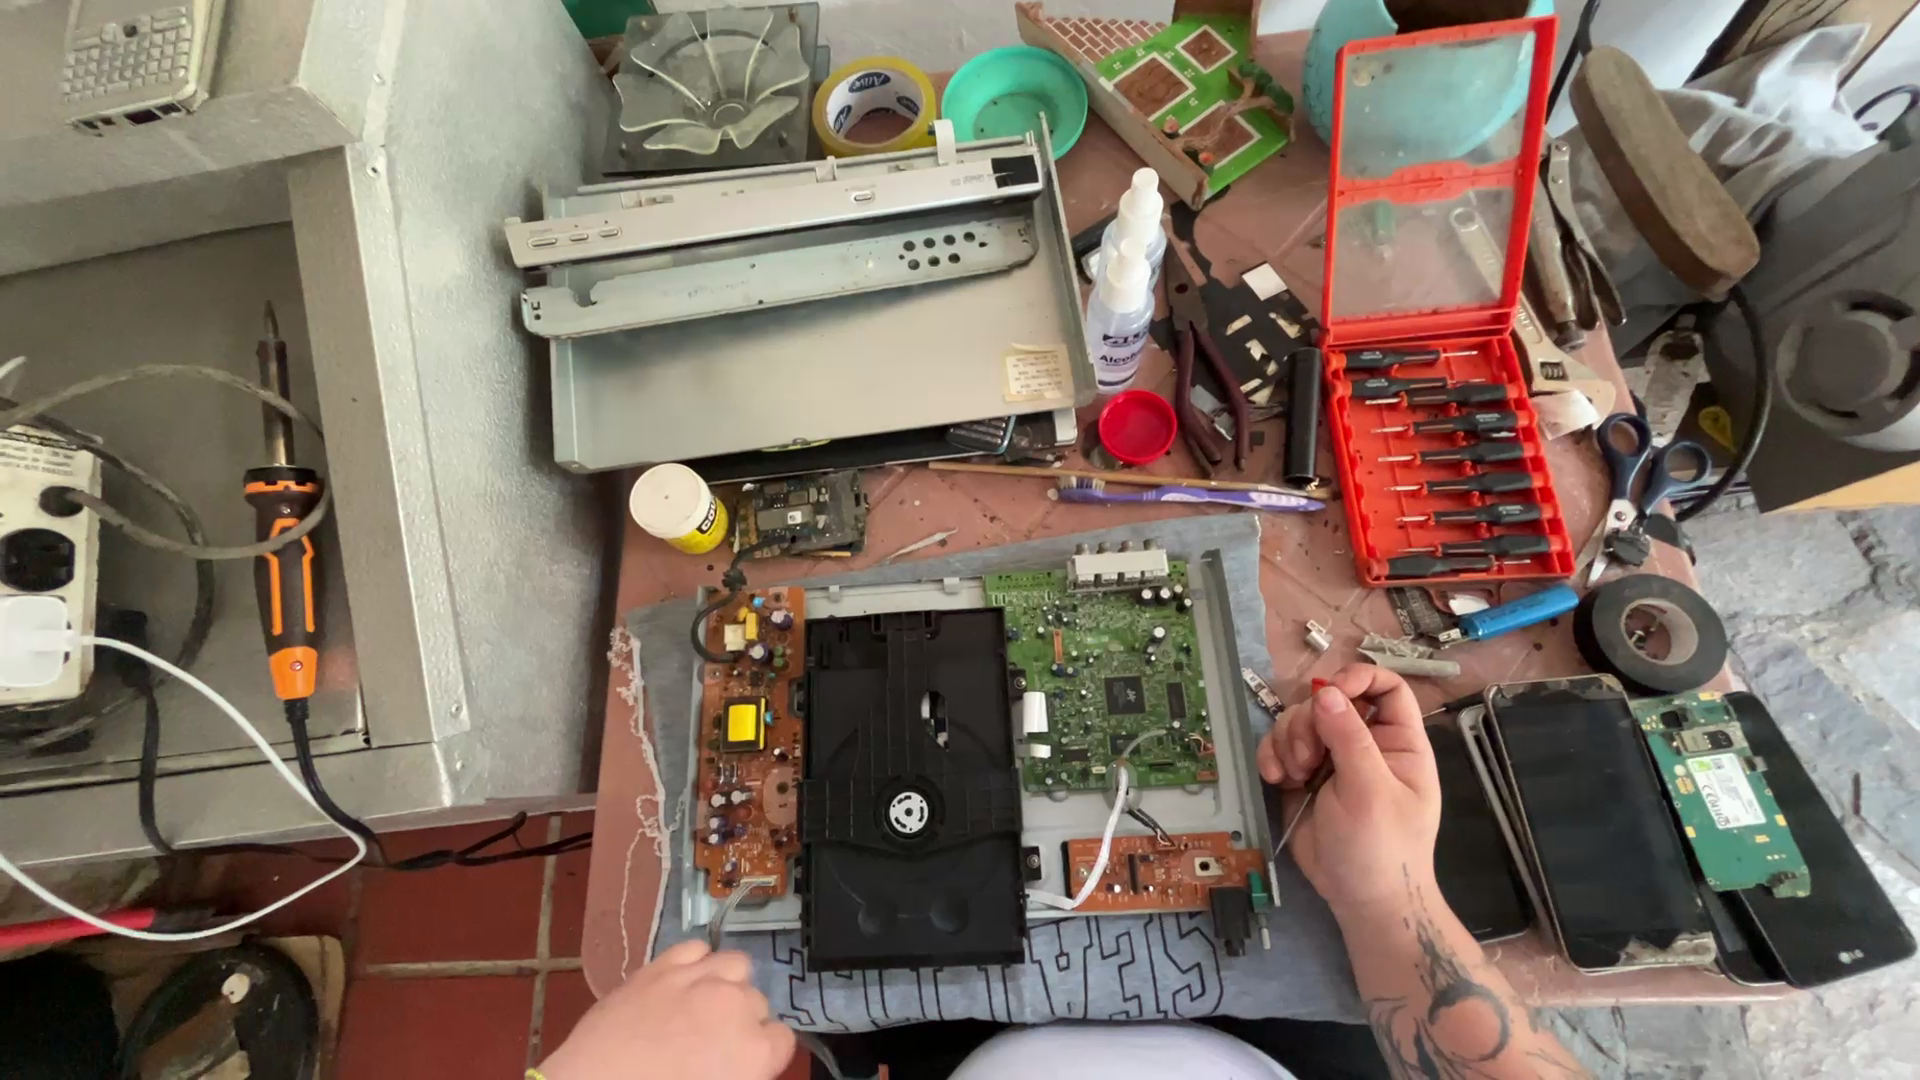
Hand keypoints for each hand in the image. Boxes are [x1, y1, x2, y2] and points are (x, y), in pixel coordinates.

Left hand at [538, 940, 794, 1079]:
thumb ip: (739, 1075)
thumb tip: (734, 1065)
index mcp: (752, 1051)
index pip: (783, 1040)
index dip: (763, 1057)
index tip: (742, 1069)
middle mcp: (734, 1005)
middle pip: (759, 1002)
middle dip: (743, 1023)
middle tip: (712, 1050)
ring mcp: (697, 978)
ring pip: (735, 965)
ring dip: (727, 985)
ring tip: (704, 1009)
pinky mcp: (661, 966)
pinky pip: (696, 949)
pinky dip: (696, 964)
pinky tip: (682, 986)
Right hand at [1256, 664, 1440, 927]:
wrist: (1359, 899)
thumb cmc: (1381, 847)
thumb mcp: (1369, 791)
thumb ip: (1348, 738)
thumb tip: (1325, 692)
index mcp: (1397, 742)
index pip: (1385, 687)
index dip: (1358, 678)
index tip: (1329, 691)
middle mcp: (1363, 742)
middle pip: (1328, 700)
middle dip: (1308, 723)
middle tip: (1307, 758)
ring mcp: (1329, 757)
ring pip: (1298, 720)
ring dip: (1287, 740)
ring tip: (1294, 774)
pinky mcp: (1300, 772)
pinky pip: (1278, 744)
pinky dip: (1271, 755)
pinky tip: (1275, 778)